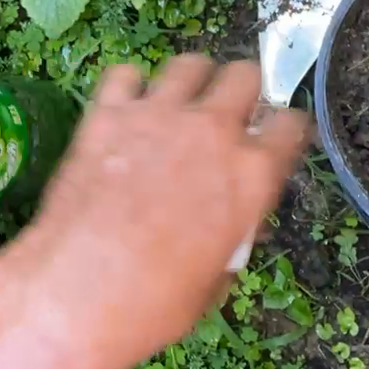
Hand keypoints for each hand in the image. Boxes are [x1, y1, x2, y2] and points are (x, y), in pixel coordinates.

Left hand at [0, 56, 309, 368]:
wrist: (78, 292)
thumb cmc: (155, 303)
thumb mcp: (216, 277)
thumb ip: (234, 230)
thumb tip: (236, 217)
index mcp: (252, 175)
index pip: (291, 125)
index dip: (284, 130)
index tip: (273, 137)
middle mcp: (213, 132)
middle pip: (244, 75)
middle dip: (241, 91)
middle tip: (226, 114)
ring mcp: (158, 115)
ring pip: (190, 64)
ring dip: (191, 82)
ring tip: (178, 104)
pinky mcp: (108, 114)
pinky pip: (125, 74)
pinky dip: (129, 87)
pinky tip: (126, 109)